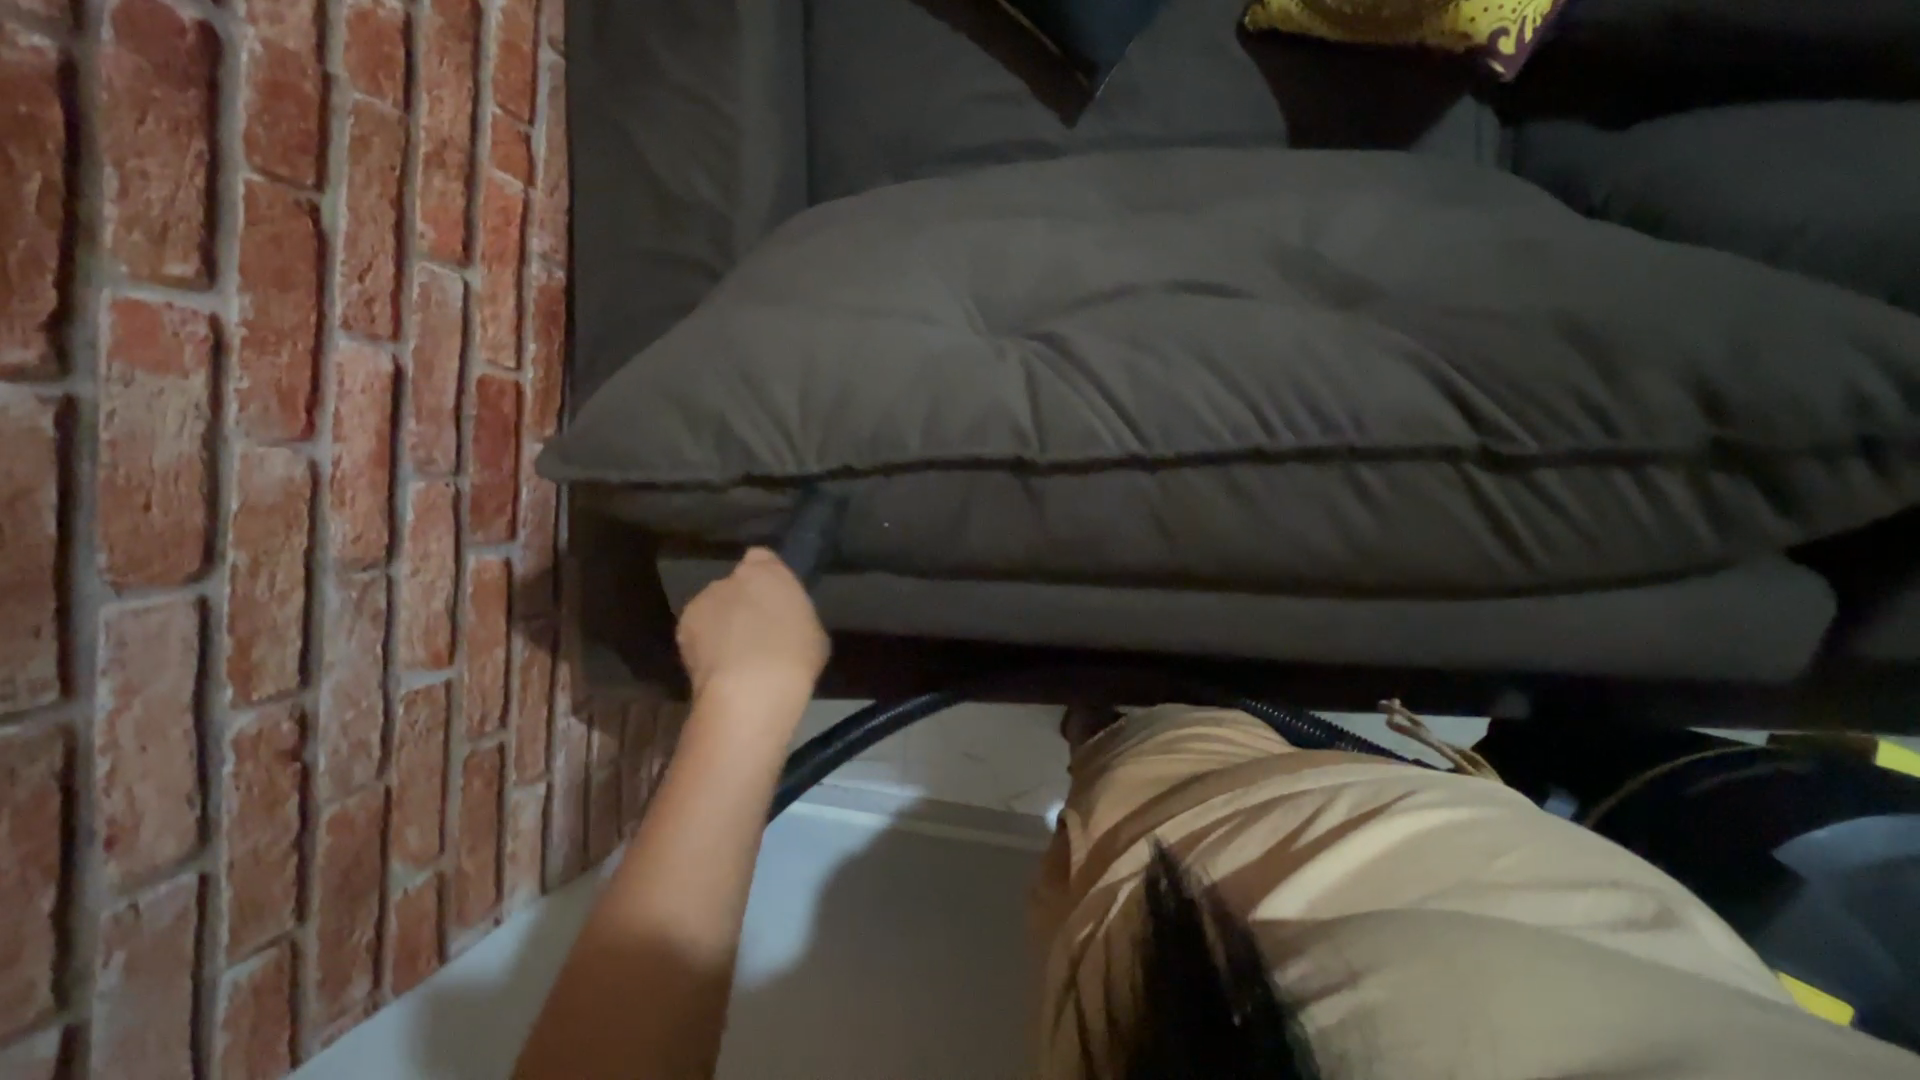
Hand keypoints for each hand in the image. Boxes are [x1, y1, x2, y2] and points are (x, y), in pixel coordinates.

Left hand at [675, 548, 829, 716]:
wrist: (750, 690)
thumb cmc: (795, 656)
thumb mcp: (813, 632)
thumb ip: (794, 615)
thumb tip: (784, 621)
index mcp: (766, 572)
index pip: (761, 558)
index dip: (766, 578)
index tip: (773, 599)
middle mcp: (729, 579)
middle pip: (734, 585)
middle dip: (741, 603)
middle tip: (756, 632)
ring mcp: (701, 603)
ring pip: (712, 609)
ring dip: (720, 624)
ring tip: (734, 656)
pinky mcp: (681, 632)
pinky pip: (697, 633)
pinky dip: (704, 645)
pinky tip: (718, 669)